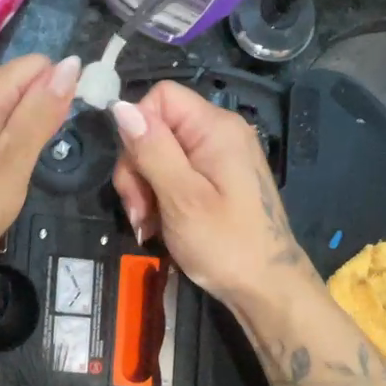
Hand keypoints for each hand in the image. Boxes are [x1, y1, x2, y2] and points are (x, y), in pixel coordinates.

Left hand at [0, 53, 80, 282]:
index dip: (57, 97)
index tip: (52, 140)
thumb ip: (42, 112)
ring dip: (17, 135)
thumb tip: (72, 63)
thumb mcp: (14, 161)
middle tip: (28, 164)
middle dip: (37, 117)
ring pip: (3, 107)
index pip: (40, 66)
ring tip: (11, 174)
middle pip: (20, 84)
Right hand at [110, 82, 317, 312]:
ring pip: (160, 155)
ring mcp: (220, 158)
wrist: (265, 288)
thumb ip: (152, 150)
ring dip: (144, 190)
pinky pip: (176, 175)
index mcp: (216, 128)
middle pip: (156, 128)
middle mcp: (220, 133)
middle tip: (139, 212)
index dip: (136, 129)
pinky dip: (160, 199)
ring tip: (148, 226)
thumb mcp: (181, 198)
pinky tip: (159, 227)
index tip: (134, 174)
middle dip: (137, 169)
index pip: (160, 97)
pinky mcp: (217, 180)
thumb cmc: (225, 244)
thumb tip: (120, 107)